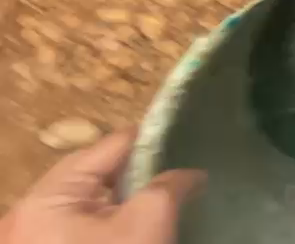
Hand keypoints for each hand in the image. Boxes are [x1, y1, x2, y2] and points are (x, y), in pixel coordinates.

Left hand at [0, 132, 202, 243]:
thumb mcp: (150, 218)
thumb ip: (172, 182)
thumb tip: (186, 174)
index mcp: (47, 197)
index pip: (113, 144)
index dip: (156, 139)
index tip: (192, 142)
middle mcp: (25, 213)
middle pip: (93, 169)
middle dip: (136, 170)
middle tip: (173, 177)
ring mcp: (23, 238)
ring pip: (84, 197)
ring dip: (121, 195)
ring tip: (154, 202)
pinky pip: (73, 222)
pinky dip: (104, 217)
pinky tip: (127, 228)